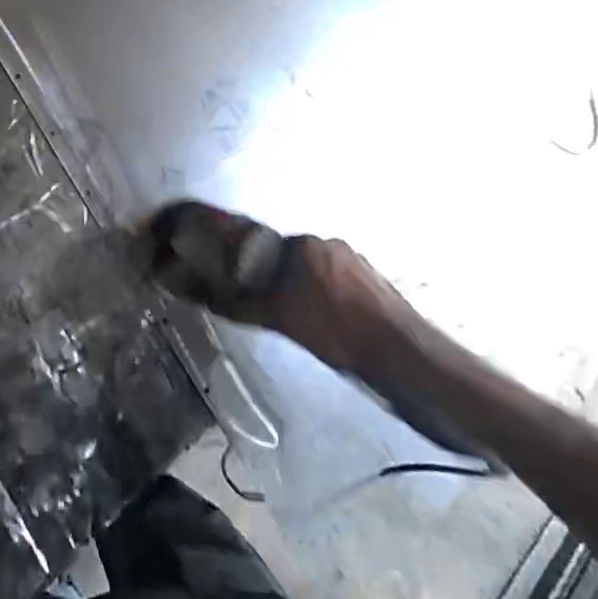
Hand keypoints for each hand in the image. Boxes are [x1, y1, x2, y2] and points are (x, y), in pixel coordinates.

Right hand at [150, 202, 417, 376]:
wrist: (402, 355)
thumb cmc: (335, 330)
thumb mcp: (278, 319)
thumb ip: (237, 304)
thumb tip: (195, 295)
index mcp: (305, 245)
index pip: (262, 244)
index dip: (244, 260)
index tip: (235, 276)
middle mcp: (330, 244)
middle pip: (287, 255)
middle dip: (272, 273)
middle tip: (263, 298)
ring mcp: (356, 260)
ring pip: (312, 268)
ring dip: (299, 285)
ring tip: (295, 313)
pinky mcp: (374, 280)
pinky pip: (335, 280)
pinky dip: (323, 294)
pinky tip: (323, 318)